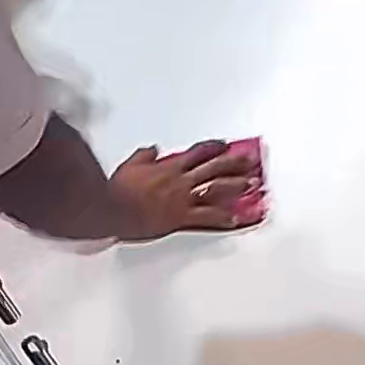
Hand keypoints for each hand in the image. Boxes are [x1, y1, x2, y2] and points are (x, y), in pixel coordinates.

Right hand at [109, 139, 263, 240]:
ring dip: (236, 185)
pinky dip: (222, 218)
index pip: (197, 152)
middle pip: (214, 167)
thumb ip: (144, 156)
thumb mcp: (129, 166)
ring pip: (216, 188)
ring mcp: (182, 199)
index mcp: (169, 167)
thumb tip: (153, 150)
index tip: (223, 145)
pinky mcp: (179, 218)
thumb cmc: (117, 191)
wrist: (113, 210)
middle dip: (234, 162)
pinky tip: (234, 219)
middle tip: (249, 161)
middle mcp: (180, 180)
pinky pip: (206, 217)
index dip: (213, 147)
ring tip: (251, 184)